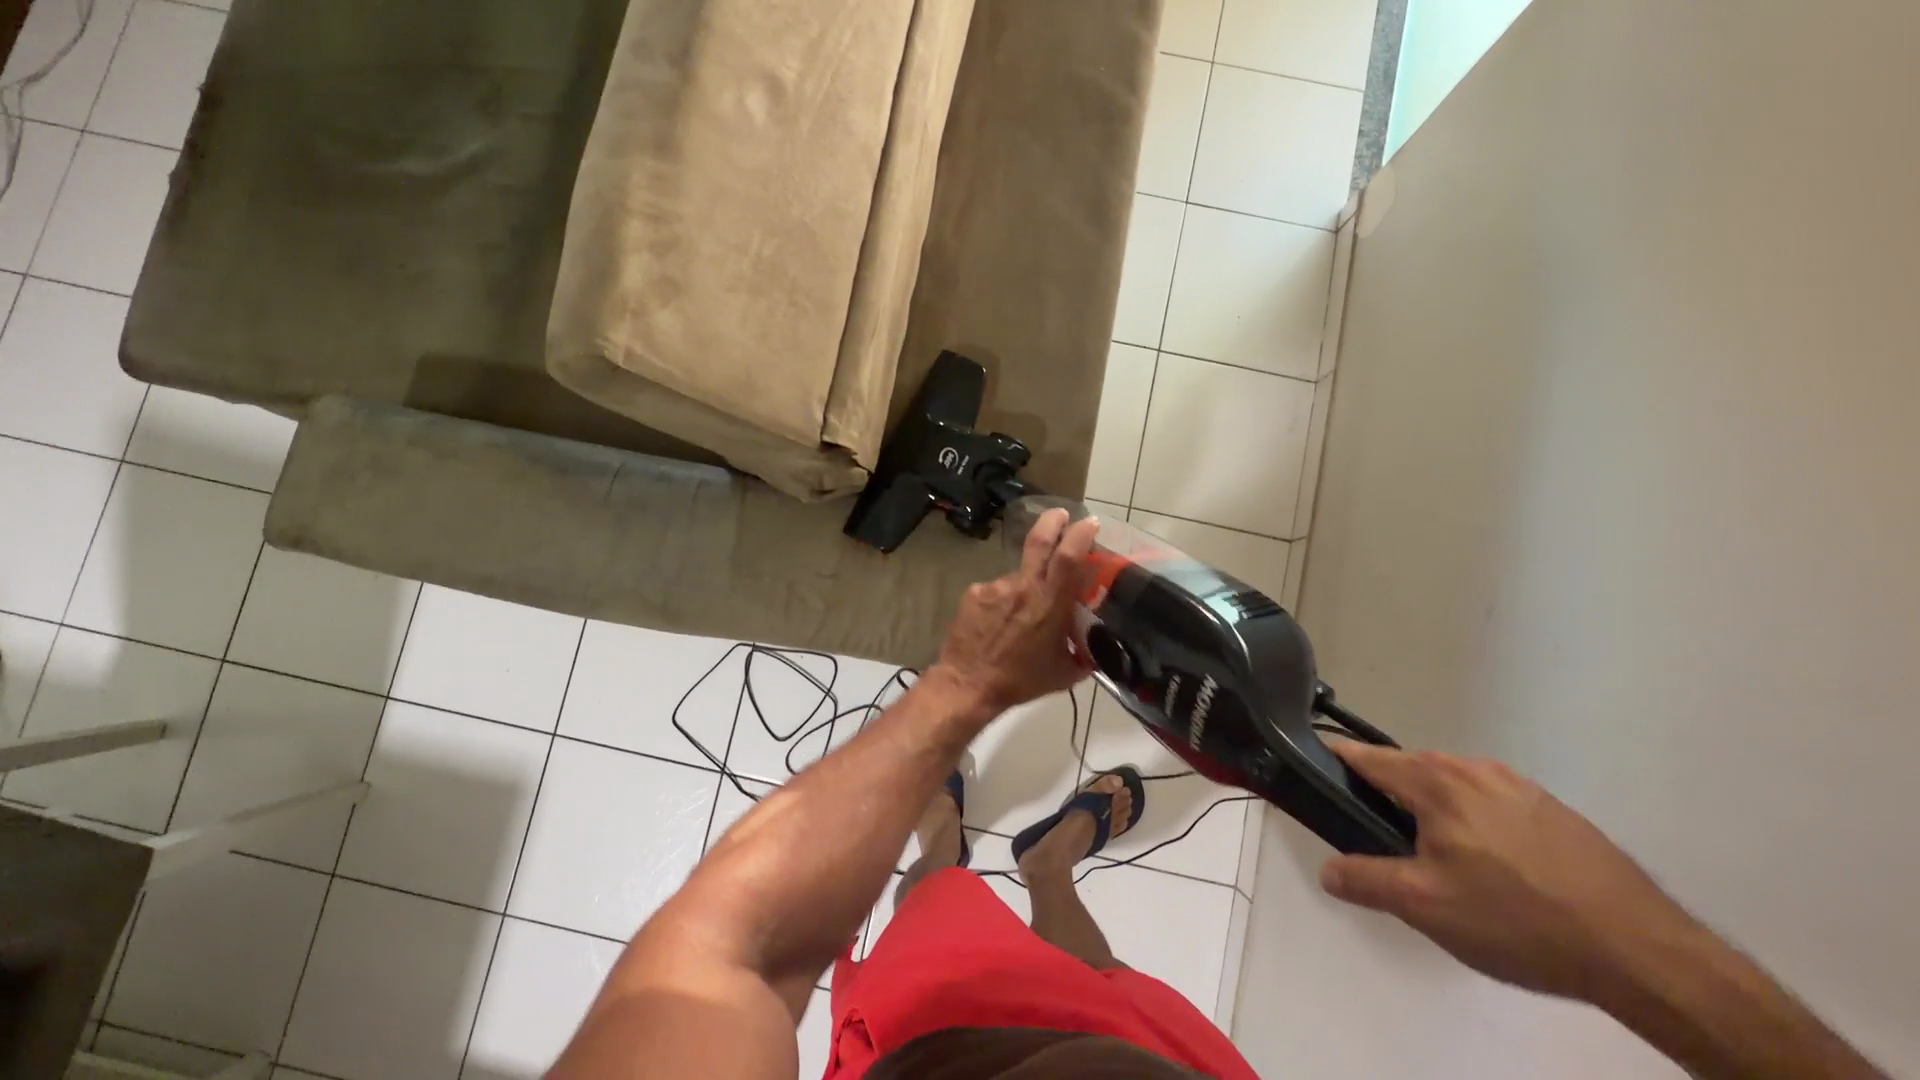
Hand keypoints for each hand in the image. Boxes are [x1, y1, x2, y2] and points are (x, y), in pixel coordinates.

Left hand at [932, 508, 1099, 714]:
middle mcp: (1023, 587)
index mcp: (1049, 603)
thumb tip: (1097, 650)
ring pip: (1018, 577)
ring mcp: (995, 587)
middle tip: (1062, 514)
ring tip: (1019, 619)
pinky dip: (1003, 603)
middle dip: (1053, 521)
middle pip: (1039, 541)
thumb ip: (1084, 655)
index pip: (1068, 557)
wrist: (968, 685)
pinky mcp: (974, 593)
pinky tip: (998, 625)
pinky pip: (996, 592)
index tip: (1091, 522)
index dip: (1080, 535)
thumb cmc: (1020, 680)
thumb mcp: (1063, 672)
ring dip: (1025, 589)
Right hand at [1320, 740, 1700, 1002]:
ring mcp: (1522, 787)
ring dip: (1431, 806)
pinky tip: (1487, 864)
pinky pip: (1491, 801)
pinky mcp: (1555, 811)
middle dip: (1386, 791)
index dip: (1339, 758)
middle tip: (1375, 834)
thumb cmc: (1516, 920)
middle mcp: (1477, 770)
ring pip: (1455, 785)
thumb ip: (1365, 880)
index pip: (1371, 757)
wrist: (1637, 947)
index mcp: (1439, 783)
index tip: (1315, 763)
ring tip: (1432, 855)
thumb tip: (1329, 868)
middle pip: (1412, 768)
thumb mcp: (1425, 907)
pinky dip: (1472, 818)